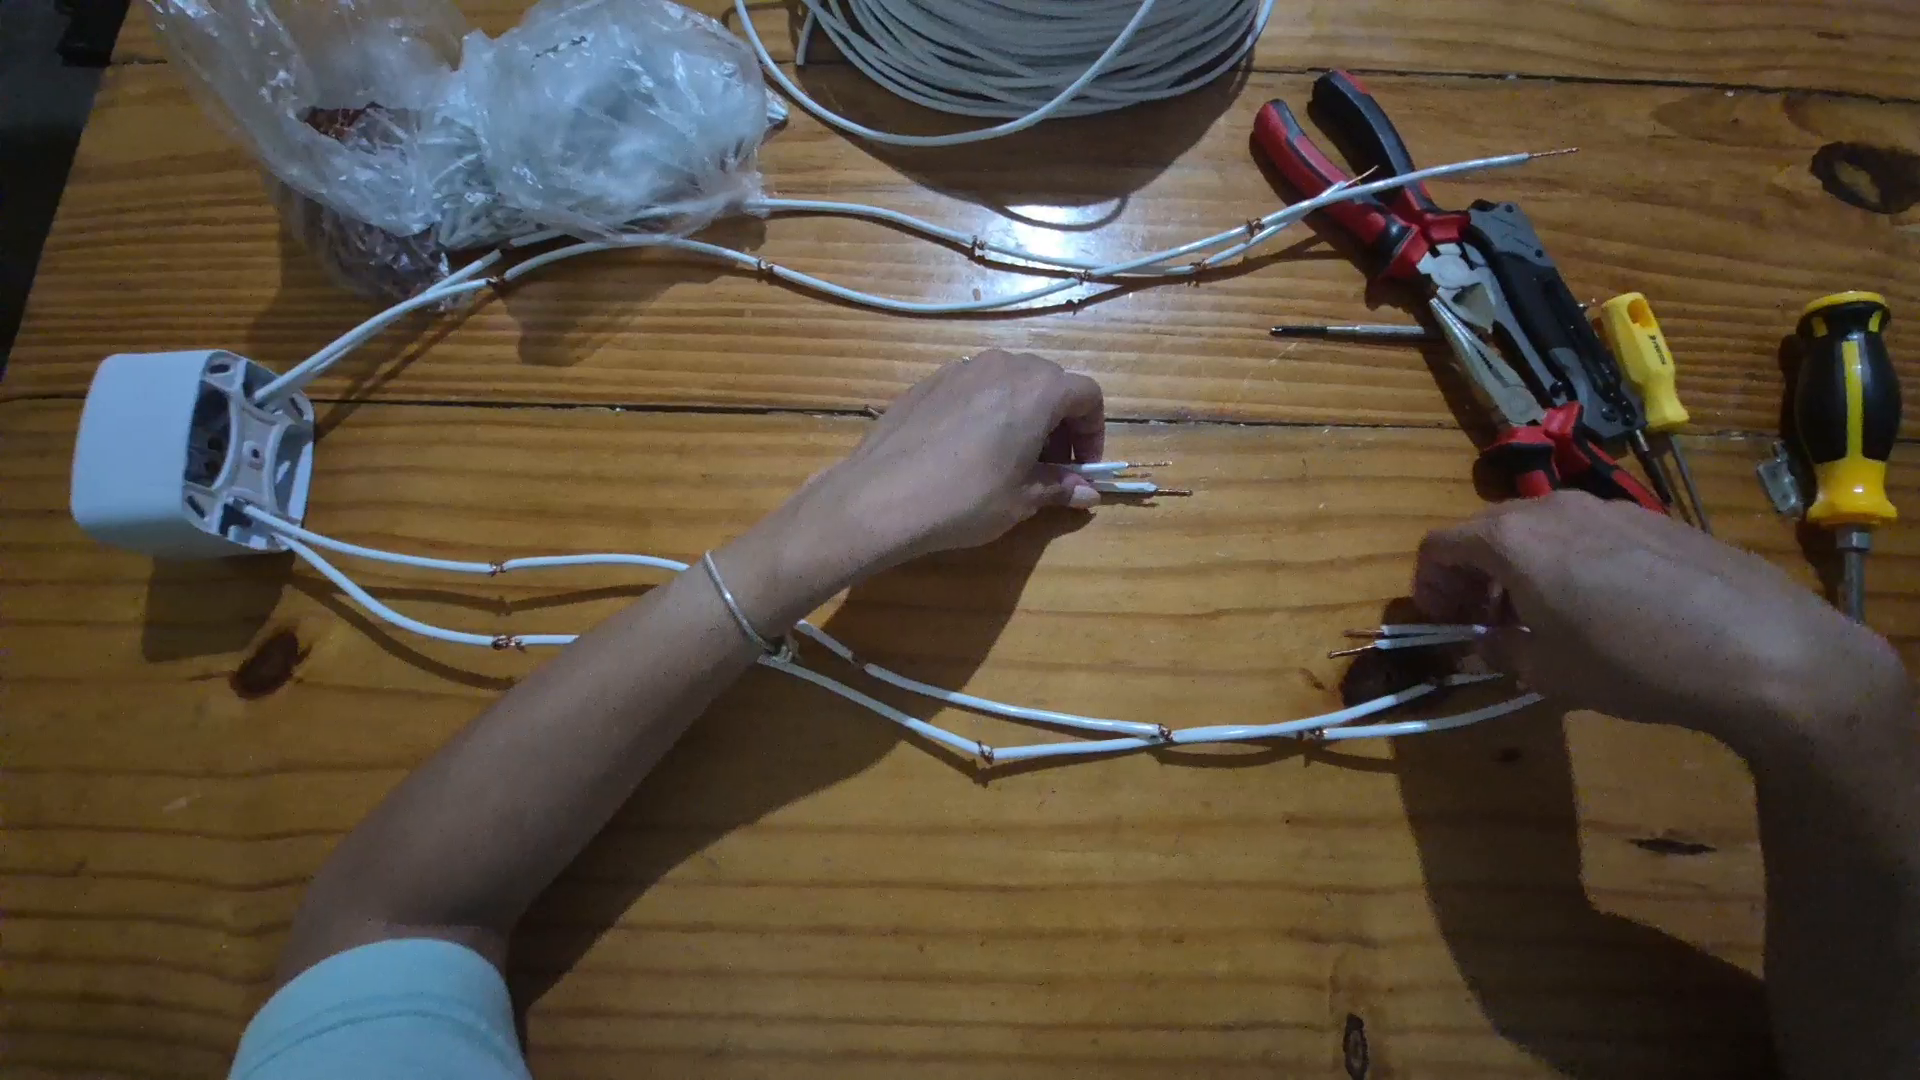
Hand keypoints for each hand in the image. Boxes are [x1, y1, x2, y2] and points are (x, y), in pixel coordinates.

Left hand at [808, 350, 1104, 567]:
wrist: (880, 497)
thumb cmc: (964, 499)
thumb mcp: (1020, 499)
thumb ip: (1059, 487)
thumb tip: (1088, 491)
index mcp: (1037, 389)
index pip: (1087, 395)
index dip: (1094, 432)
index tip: (1081, 468)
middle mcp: (1003, 365)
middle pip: (1049, 382)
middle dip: (1060, 422)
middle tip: (1049, 465)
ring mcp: (961, 369)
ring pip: (1008, 381)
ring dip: (1022, 413)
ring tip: (1009, 456)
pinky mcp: (928, 382)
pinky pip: (973, 388)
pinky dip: (986, 410)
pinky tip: (966, 449)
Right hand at [1412, 491, 1908, 751]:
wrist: (1771, 654)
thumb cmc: (1632, 662)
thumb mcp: (1545, 671)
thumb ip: (1497, 650)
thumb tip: (1482, 644)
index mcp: (1512, 539)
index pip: (1439, 545)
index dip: (1427, 583)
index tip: (1442, 619)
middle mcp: (1553, 509)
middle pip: (1485, 530)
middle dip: (1471, 574)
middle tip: (1482, 620)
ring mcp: (1611, 508)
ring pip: (1538, 528)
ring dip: (1519, 566)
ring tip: (1541, 614)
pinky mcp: (1658, 521)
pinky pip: (1588, 532)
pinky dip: (1569, 560)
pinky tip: (1603, 605)